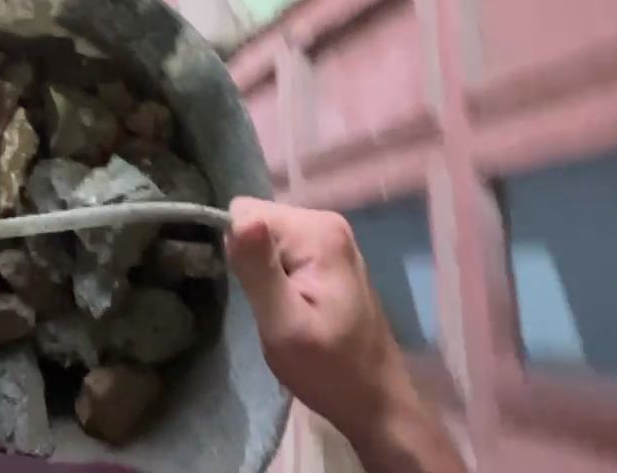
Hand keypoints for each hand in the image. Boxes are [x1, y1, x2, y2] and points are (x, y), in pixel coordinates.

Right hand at [226, 198, 406, 437]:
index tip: (254, 290)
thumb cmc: (330, 370)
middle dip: (251, 258)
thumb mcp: (285, 326)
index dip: (238, 250)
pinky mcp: (328, 252)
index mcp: (316, 231)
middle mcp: (326, 221)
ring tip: (278, 305)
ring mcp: (330, 236)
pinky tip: (289, 301)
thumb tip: (240, 219)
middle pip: (256, 217)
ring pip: (265, 232)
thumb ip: (260, 269)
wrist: (378, 404)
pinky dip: (274, 271)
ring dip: (261, 267)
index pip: (244, 211)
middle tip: (269, 303)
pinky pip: (280, 245)